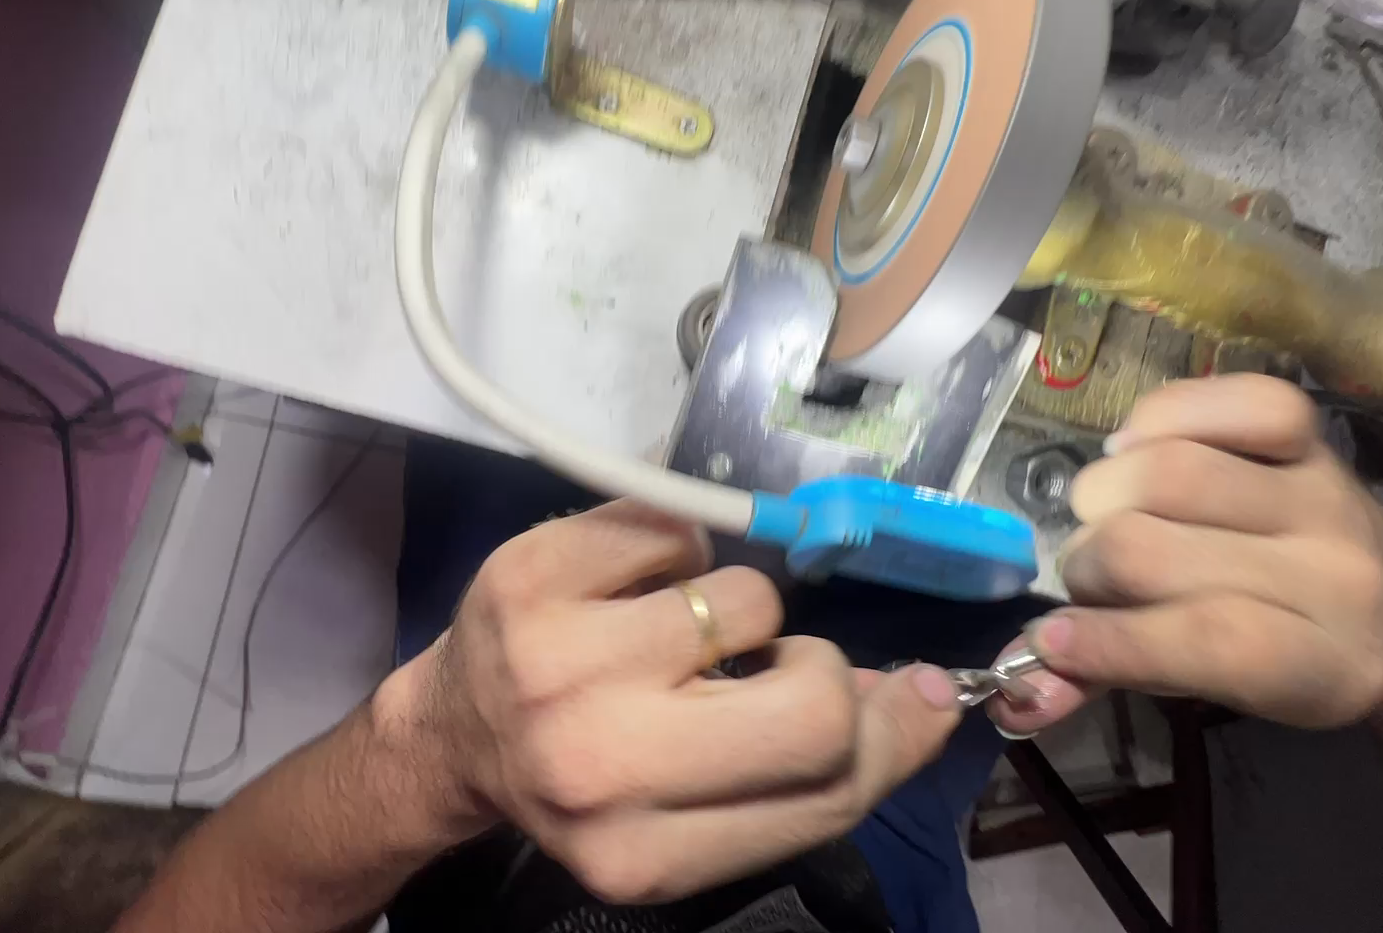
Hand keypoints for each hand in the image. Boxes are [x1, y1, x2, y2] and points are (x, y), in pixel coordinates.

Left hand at [373, 500, 963, 903]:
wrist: (456, 730)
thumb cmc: (586, 769)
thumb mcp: (690, 809)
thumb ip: (804, 769)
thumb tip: (926, 694)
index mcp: (645, 854)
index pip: (825, 788)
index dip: (894, 732)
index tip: (917, 690)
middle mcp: (598, 762)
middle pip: (810, 701)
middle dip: (814, 662)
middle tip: (769, 657)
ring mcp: (555, 660)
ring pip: (746, 594)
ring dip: (732, 604)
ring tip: (673, 625)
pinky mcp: (529, 573)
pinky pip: (675, 528)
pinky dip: (674, 547)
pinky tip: (630, 582)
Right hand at [988, 374, 1382, 735]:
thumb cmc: (1276, 658)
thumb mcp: (1204, 690)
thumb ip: (1105, 684)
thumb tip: (1015, 691)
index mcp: (1317, 665)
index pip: (1207, 641)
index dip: (1112, 640)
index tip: (1050, 638)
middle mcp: (1332, 575)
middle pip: (1155, 550)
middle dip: (1090, 562)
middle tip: (1093, 572)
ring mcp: (1324, 497)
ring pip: (1169, 471)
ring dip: (1105, 494)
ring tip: (1110, 511)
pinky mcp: (1315, 439)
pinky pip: (1234, 402)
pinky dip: (1161, 416)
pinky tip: (1138, 446)